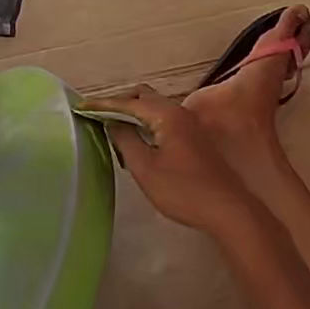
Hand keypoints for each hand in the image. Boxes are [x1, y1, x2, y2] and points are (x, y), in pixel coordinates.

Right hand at [82, 85, 255, 232]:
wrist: (229, 212)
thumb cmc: (183, 190)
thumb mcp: (145, 167)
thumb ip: (124, 140)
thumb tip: (112, 123)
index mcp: (166, 115)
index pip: (127, 102)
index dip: (102, 104)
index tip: (80, 106)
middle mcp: (179, 112)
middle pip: (142, 96)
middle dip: (118, 102)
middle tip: (96, 114)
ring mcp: (189, 125)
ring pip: (154, 108)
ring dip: (132, 113)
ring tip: (111, 126)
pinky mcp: (194, 139)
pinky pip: (162, 119)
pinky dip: (144, 122)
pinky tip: (136, 140)